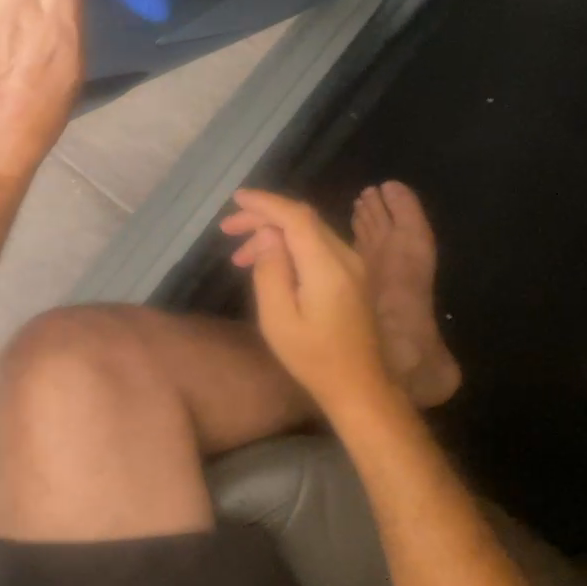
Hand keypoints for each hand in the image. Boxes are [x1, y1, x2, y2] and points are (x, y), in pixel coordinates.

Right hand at [222, 189, 394, 408]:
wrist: (359, 385)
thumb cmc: (313, 359)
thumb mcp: (278, 320)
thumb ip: (270, 271)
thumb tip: (267, 236)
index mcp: (327, 267)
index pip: (296, 217)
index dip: (265, 204)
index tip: (236, 199)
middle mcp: (345, 257)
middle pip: (303, 220)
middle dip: (263, 217)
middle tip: (227, 229)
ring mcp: (353, 266)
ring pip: (309, 232)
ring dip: (274, 234)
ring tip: (239, 257)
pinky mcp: (353, 276)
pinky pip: (318, 247)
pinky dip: (291, 246)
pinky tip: (269, 262)